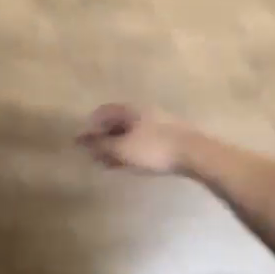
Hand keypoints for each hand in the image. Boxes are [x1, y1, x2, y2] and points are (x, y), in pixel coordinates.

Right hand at [75, 103, 191, 174]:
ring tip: (106, 162)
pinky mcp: (166, 137)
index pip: (103, 112)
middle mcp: (142, 112)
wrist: (194, 153)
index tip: (80, 142)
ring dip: (115, 145)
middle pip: (116, 121)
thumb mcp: (123, 149)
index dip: (89, 126)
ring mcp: (156, 123)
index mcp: (130, 109)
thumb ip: (101, 145)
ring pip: (128, 132)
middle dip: (102, 137)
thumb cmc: (154, 149)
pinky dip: (128, 150)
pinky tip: (127, 164)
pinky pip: (140, 141)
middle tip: (92, 154)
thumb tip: (82, 140)